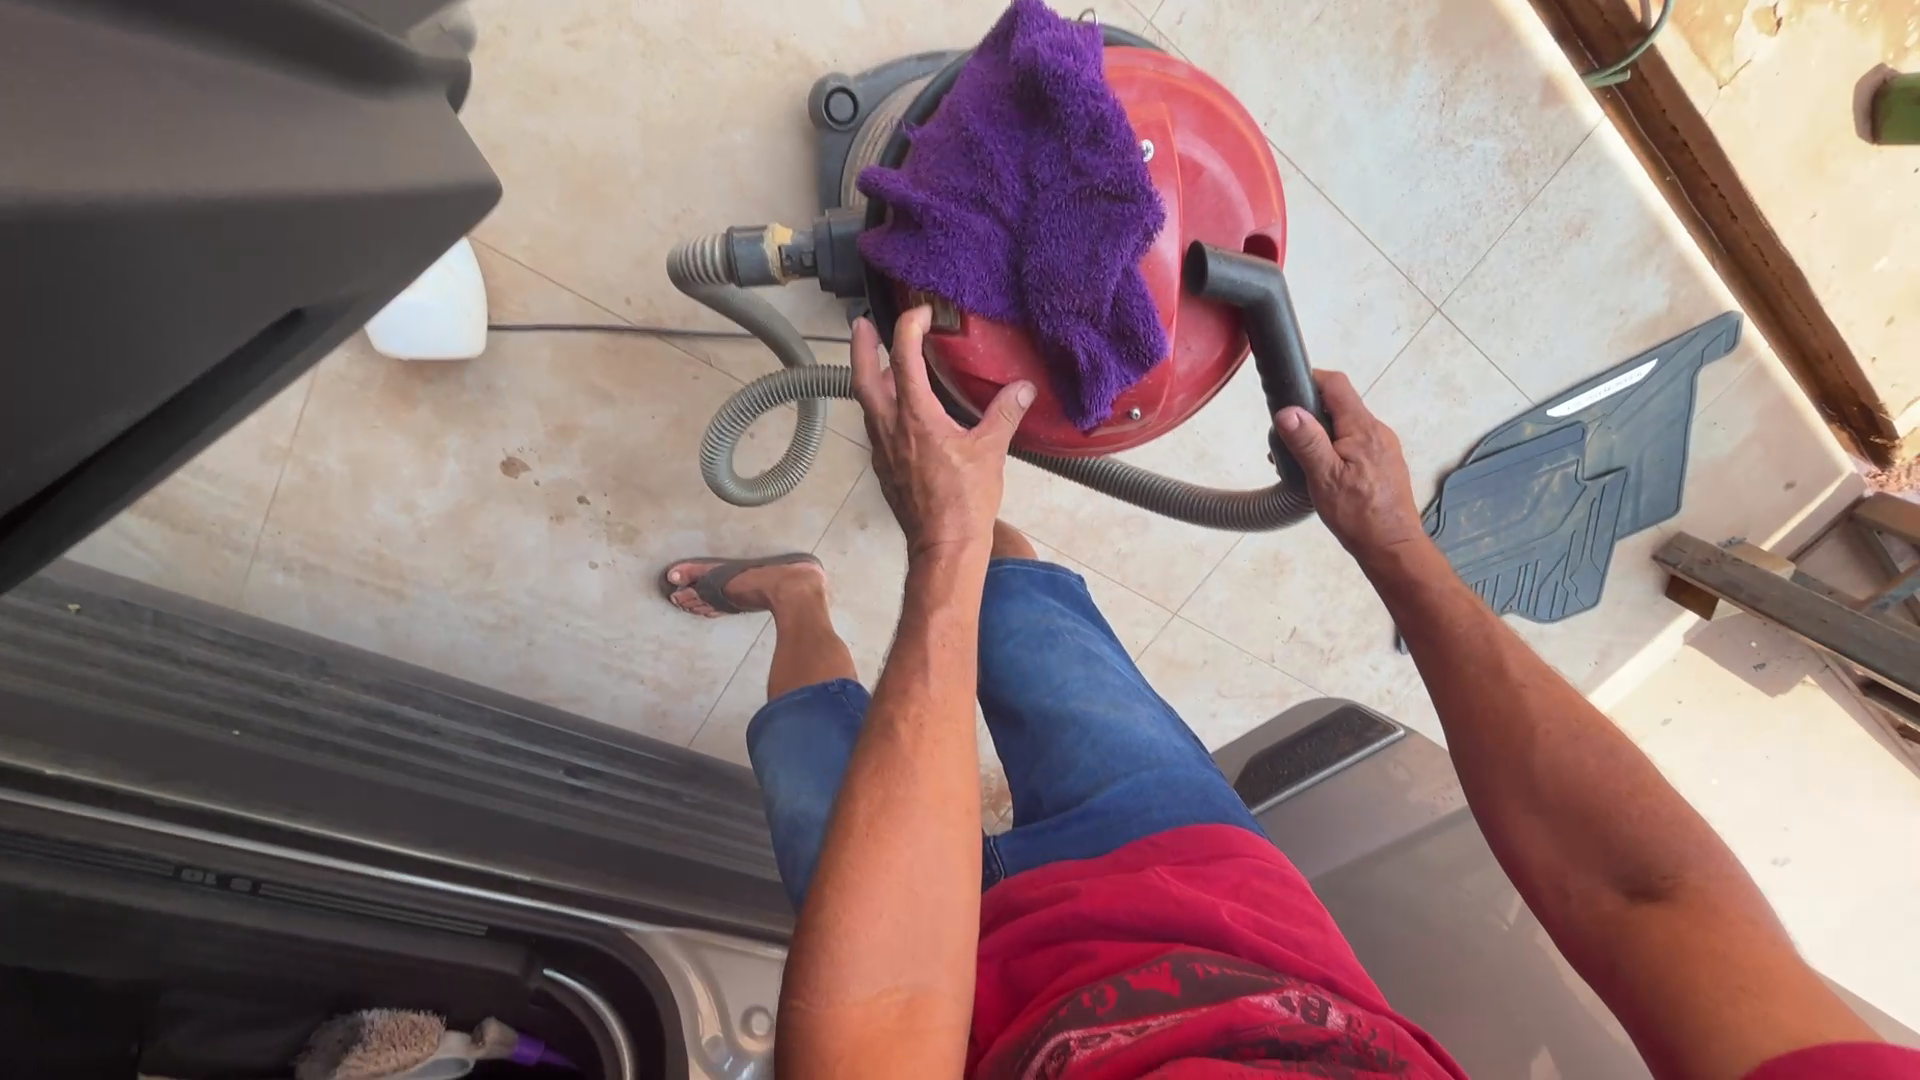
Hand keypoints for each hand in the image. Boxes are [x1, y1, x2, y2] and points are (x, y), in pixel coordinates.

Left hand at [851, 307, 1035, 561]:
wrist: (943, 545)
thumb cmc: (965, 500)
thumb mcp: (990, 451)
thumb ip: (1004, 414)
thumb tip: (1023, 389)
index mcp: (915, 418)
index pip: (904, 359)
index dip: (908, 328)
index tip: (920, 313)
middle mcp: (890, 429)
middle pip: (863, 377)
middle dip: (861, 347)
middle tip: (862, 325)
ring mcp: (882, 450)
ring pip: (868, 404)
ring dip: (872, 379)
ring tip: (886, 366)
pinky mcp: (884, 469)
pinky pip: (876, 428)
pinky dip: (881, 409)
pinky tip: (899, 413)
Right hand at [1274, 370, 1430, 568]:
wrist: (1390, 545)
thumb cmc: (1357, 513)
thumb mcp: (1324, 476)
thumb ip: (1307, 441)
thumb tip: (1287, 410)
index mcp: (1362, 429)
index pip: (1336, 385)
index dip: (1311, 379)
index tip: (1286, 389)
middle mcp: (1377, 431)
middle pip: (1340, 405)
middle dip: (1310, 414)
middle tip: (1284, 438)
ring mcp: (1383, 447)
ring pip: (1346, 427)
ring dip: (1320, 435)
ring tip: (1297, 461)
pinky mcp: (1383, 463)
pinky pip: (1354, 444)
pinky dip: (1333, 449)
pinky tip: (1319, 473)